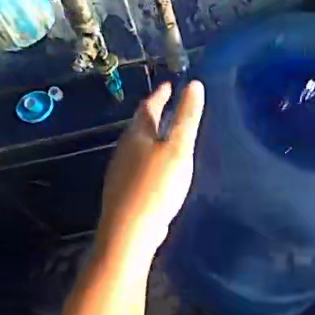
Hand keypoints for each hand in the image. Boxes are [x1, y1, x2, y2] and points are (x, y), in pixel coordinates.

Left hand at [99, 80, 204, 255]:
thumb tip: (194, 84)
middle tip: (167, 105)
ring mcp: (120, 171)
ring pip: (136, 145)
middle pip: (139, 125)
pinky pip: (136, 164)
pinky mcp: (123, 191)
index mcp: (137, 134)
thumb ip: (186, 117)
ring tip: (164, 134)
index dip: (160, 95)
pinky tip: (156, 168)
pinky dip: (148, 156)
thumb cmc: (156, 186)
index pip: (148, 107)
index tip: (169, 85)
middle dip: (153, 113)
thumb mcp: (178, 149)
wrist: (129, 231)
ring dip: (150, 136)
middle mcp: (124, 149)